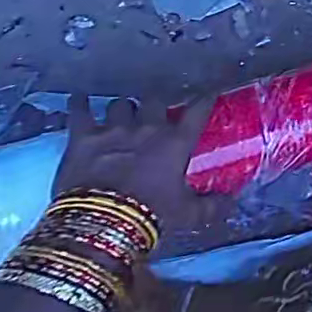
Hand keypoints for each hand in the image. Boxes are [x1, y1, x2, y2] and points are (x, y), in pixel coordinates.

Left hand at [53, 95, 230, 252]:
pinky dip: (81, 103)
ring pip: (121, 104)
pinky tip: (80, 98)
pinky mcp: (83, 136)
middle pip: (155, 101)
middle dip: (156, 104)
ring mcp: (114, 129)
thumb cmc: (153, 214)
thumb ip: (212, 205)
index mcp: (176, 142)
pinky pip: (80, 110)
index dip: (206, 98)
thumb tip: (232, 201)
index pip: (197, 111)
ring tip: (123, 113)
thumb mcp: (189, 214)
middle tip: (156, 112)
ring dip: (124, 108)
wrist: (103, 221)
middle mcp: (148, 128)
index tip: (211, 90)